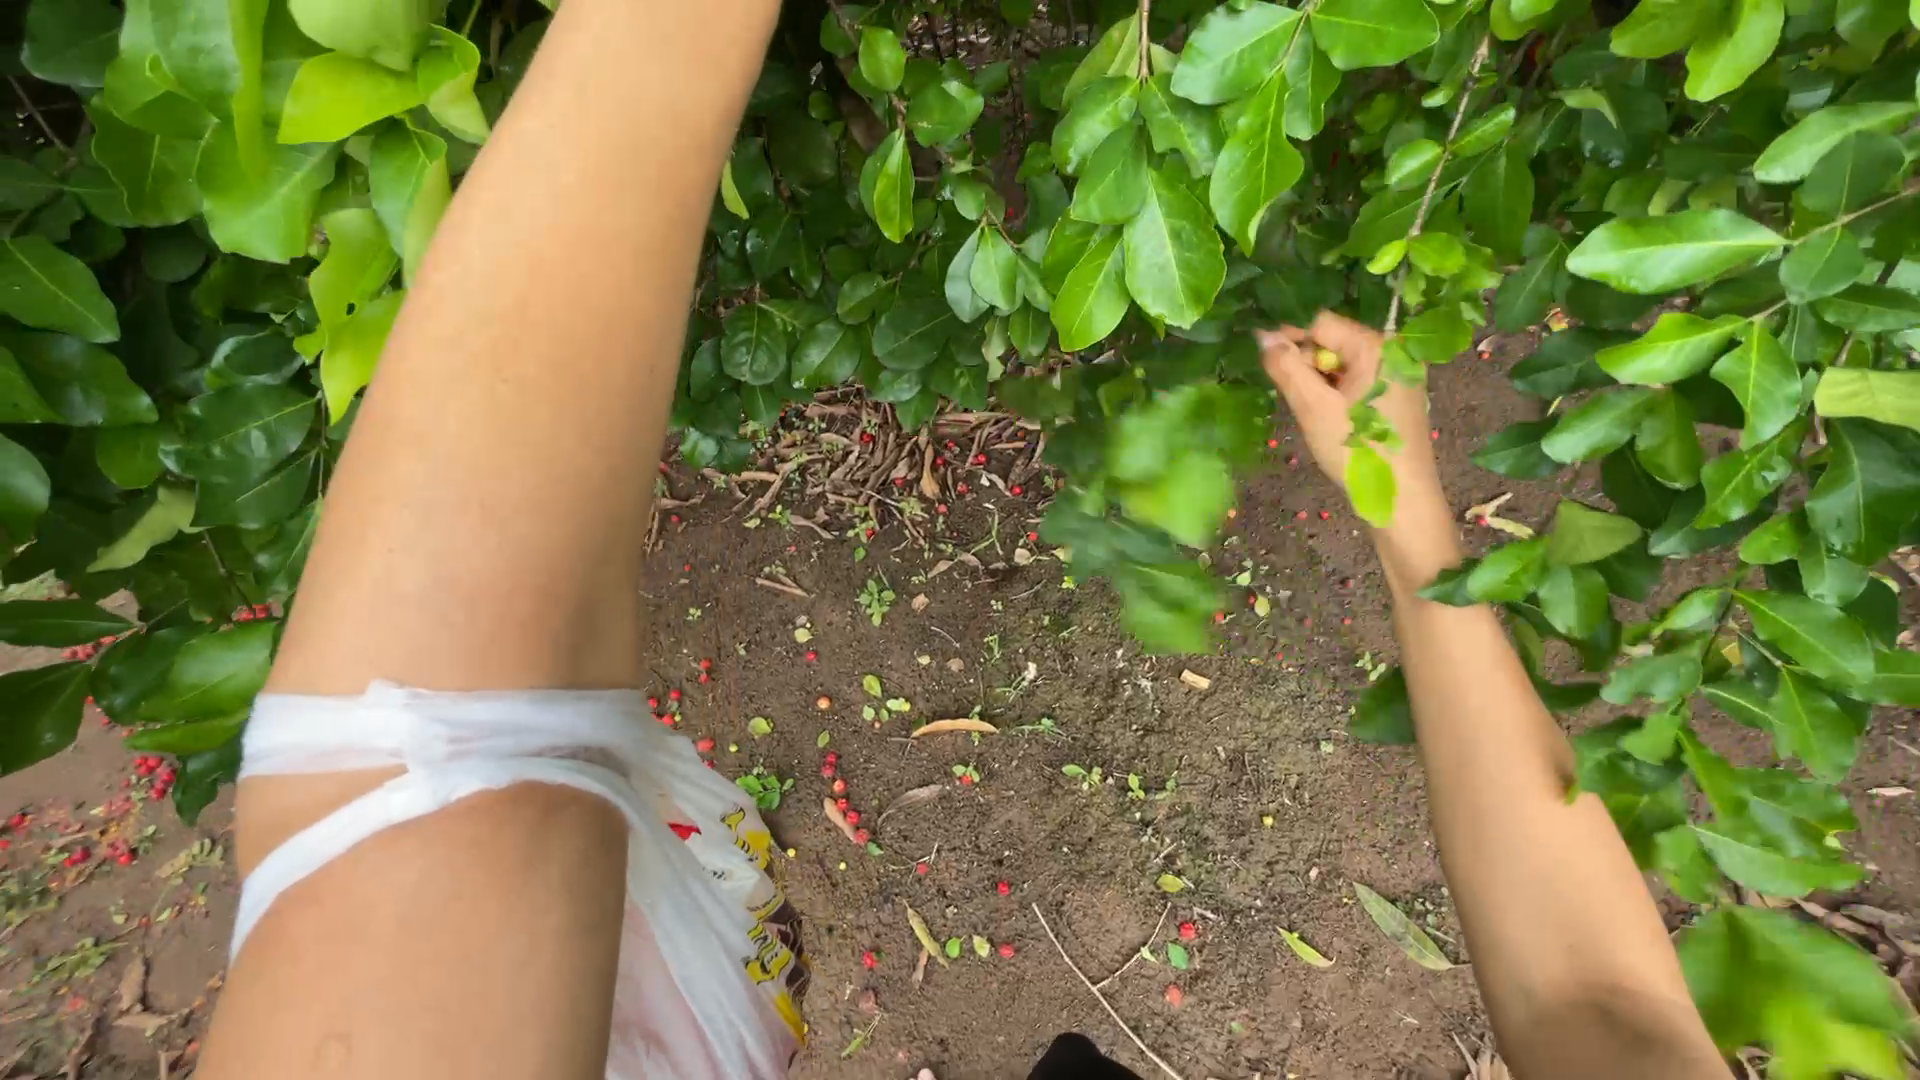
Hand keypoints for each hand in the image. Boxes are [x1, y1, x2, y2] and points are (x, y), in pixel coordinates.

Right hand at [1258, 310, 1459, 592]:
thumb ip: (1286, 367)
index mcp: (1377, 346)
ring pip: (1338, 364)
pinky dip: (1333, 395)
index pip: (1320, 323)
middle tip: (1296, 399)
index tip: (1264, 360)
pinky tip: (1330, 420)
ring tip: (1314, 414)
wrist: (1399, 498)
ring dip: (1317, 383)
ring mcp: (1396, 372)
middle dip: (1305, 366)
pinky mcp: (1394, 394)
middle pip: (1330, 342)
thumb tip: (1261, 336)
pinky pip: (1352, 381)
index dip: (1289, 338)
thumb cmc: (1357, 450)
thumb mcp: (1313, 407)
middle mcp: (1391, 350)